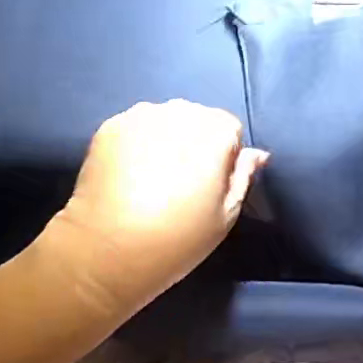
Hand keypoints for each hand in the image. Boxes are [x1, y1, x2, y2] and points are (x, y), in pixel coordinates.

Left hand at [38, 100, 266, 316]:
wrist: (106, 251)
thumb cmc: (176, 238)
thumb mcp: (225, 215)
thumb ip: (243, 176)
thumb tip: (256, 154)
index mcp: (214, 131)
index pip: (231, 129)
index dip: (224, 157)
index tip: (209, 186)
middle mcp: (180, 111)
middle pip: (197, 119)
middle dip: (194, 142)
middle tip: (180, 184)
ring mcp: (141, 115)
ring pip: (164, 120)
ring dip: (164, 140)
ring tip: (151, 179)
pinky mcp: (111, 125)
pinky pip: (134, 128)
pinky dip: (135, 144)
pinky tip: (128, 175)